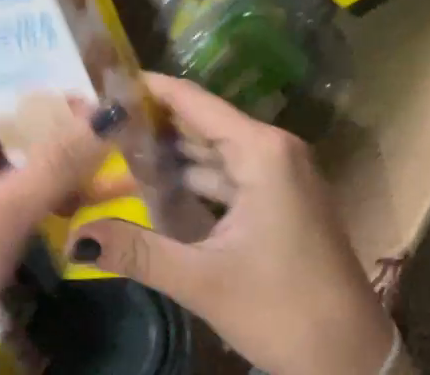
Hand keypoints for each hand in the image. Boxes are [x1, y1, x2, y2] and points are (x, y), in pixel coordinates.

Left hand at [0, 33, 121, 374]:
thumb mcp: (5, 210)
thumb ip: (60, 159)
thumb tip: (114, 107)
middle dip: (41, 52)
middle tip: (95, 33)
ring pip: (8, 108)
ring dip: (49, 98)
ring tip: (103, 74)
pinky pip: (13, 146)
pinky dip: (45, 142)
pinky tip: (90, 139)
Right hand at [68, 74, 400, 374]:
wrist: (355, 365)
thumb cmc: (283, 311)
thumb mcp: (203, 280)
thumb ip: (137, 251)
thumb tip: (74, 239)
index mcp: (262, 152)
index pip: (193, 101)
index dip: (148, 89)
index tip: (104, 83)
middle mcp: (274, 150)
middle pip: (201, 123)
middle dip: (152, 124)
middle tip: (99, 122)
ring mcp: (282, 175)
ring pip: (214, 152)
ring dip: (171, 155)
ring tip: (116, 152)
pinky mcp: (283, 200)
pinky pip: (229, 175)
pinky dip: (194, 179)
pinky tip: (157, 188)